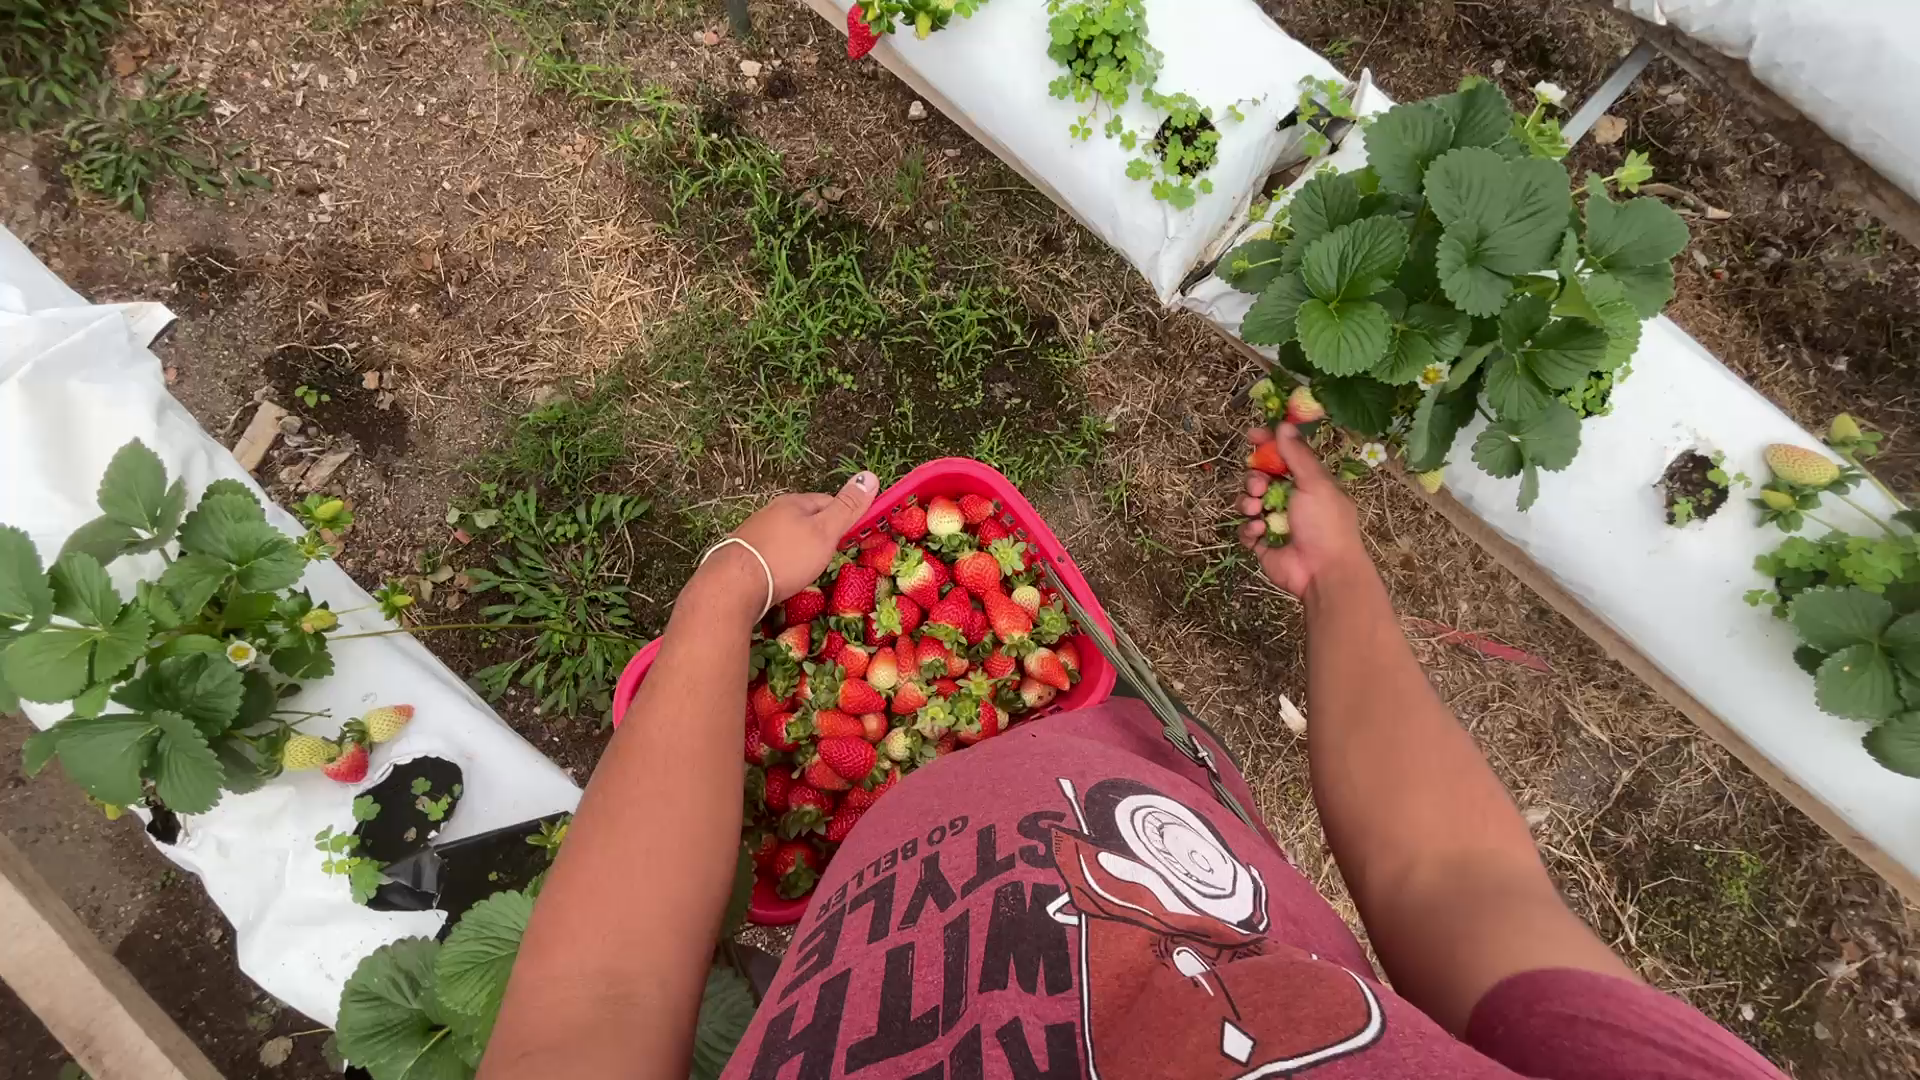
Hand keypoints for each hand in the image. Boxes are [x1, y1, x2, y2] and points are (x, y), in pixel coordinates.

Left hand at [693, 472, 880, 609]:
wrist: (735, 585)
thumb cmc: (787, 557)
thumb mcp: (825, 531)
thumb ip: (848, 507)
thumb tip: (869, 475)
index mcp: (794, 502)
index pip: (829, 501)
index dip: (845, 517)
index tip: (855, 536)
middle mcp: (773, 511)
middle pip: (807, 519)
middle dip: (822, 534)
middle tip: (833, 556)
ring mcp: (756, 531)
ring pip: (789, 536)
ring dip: (802, 548)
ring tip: (809, 568)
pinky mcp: (744, 553)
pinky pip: (773, 551)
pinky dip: (784, 560)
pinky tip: (785, 574)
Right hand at [1236, 424, 1369, 597]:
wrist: (1322, 570)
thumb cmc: (1326, 523)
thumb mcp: (1315, 483)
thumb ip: (1296, 455)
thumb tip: (1284, 425)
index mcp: (1308, 482)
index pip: (1284, 456)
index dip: (1268, 444)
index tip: (1251, 435)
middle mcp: (1290, 500)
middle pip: (1259, 478)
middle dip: (1254, 479)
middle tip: (1259, 486)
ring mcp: (1274, 522)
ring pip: (1247, 502)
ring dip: (1248, 503)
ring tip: (1257, 512)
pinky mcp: (1261, 543)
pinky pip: (1244, 529)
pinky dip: (1248, 528)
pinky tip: (1259, 531)